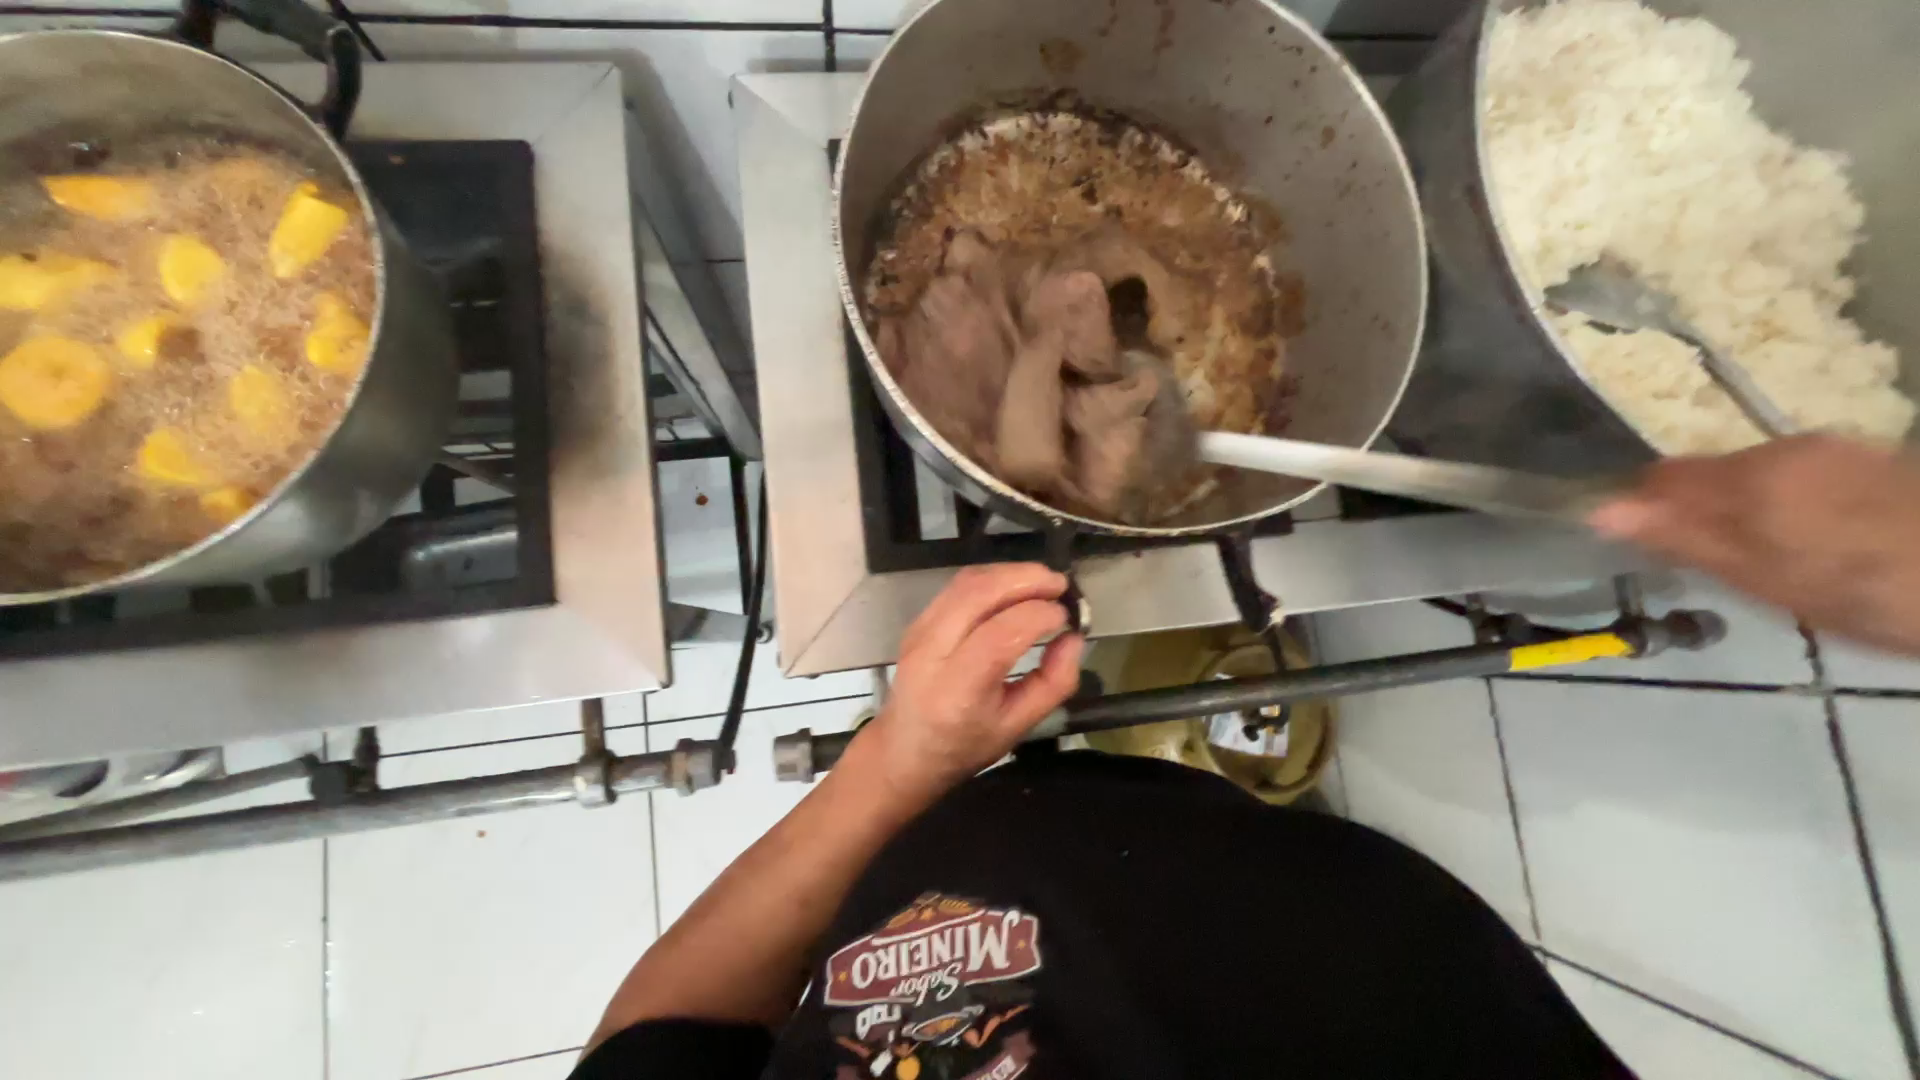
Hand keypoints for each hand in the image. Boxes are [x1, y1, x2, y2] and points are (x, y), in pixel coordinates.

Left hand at [860, 563, 1085, 792]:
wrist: (905, 749)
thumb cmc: (965, 745)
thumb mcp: (1018, 727)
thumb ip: (1053, 683)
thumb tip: (1074, 638)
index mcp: (957, 691)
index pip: (999, 635)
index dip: (1038, 616)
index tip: (1067, 618)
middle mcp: (932, 652)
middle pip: (978, 594)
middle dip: (1026, 580)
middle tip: (1061, 585)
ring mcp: (919, 631)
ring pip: (967, 582)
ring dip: (1010, 574)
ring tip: (1043, 583)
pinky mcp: (918, 620)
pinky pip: (957, 586)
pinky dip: (992, 579)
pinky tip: (1015, 588)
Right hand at [1588, 434, 1919, 655]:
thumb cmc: (1873, 594)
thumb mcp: (1763, 581)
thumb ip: (1680, 538)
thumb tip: (1598, 510)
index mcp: (1752, 476)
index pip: (1659, 477)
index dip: (1640, 507)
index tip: (1646, 545)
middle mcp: (1790, 448)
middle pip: (1711, 475)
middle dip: (1703, 512)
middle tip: (1723, 565)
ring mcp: (1841, 451)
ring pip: (1759, 476)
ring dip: (1751, 510)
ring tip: (1782, 560)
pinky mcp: (1879, 461)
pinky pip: (1803, 477)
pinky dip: (1794, 505)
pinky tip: (1828, 543)